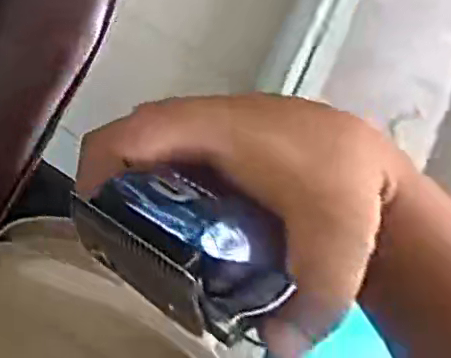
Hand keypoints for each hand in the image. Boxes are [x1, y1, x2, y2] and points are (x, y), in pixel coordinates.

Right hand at [77, 94, 412, 356]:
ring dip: (124, 192)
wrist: (357, 149)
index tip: (97, 232)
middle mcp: (174, 115)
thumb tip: (276, 348)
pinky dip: (145, 186)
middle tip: (118, 248)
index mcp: (192, 126)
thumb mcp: (334, 247)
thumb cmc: (338, 184)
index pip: (116, 142)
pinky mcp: (190, 134)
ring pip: (130, 151)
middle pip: (114, 147)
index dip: (93, 180)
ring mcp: (180, 121)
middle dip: (105, 195)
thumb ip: (310, 300)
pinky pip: (149, 154)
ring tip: (141, 244)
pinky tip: (171, 229)